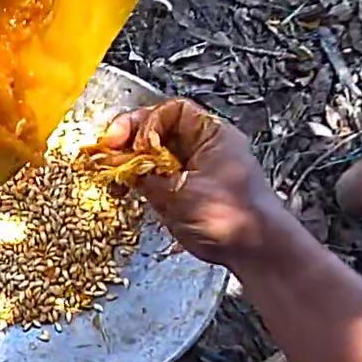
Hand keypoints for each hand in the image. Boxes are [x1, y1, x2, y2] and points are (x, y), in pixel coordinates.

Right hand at [101, 98, 291, 268]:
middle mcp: (198, 149)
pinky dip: (133, 182)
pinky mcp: (179, 194)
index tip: (125, 140)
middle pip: (157, 131)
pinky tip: (120, 190)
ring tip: (110, 173)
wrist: (252, 250)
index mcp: (210, 136)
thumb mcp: (183, 191)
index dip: (146, 122)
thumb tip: (118, 165)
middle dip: (130, 140)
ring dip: (127, 162)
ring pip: (150, 156)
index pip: (172, 112)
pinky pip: (151, 180)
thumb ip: (148, 176)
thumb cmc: (230, 215)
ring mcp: (188, 172)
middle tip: (109, 152)